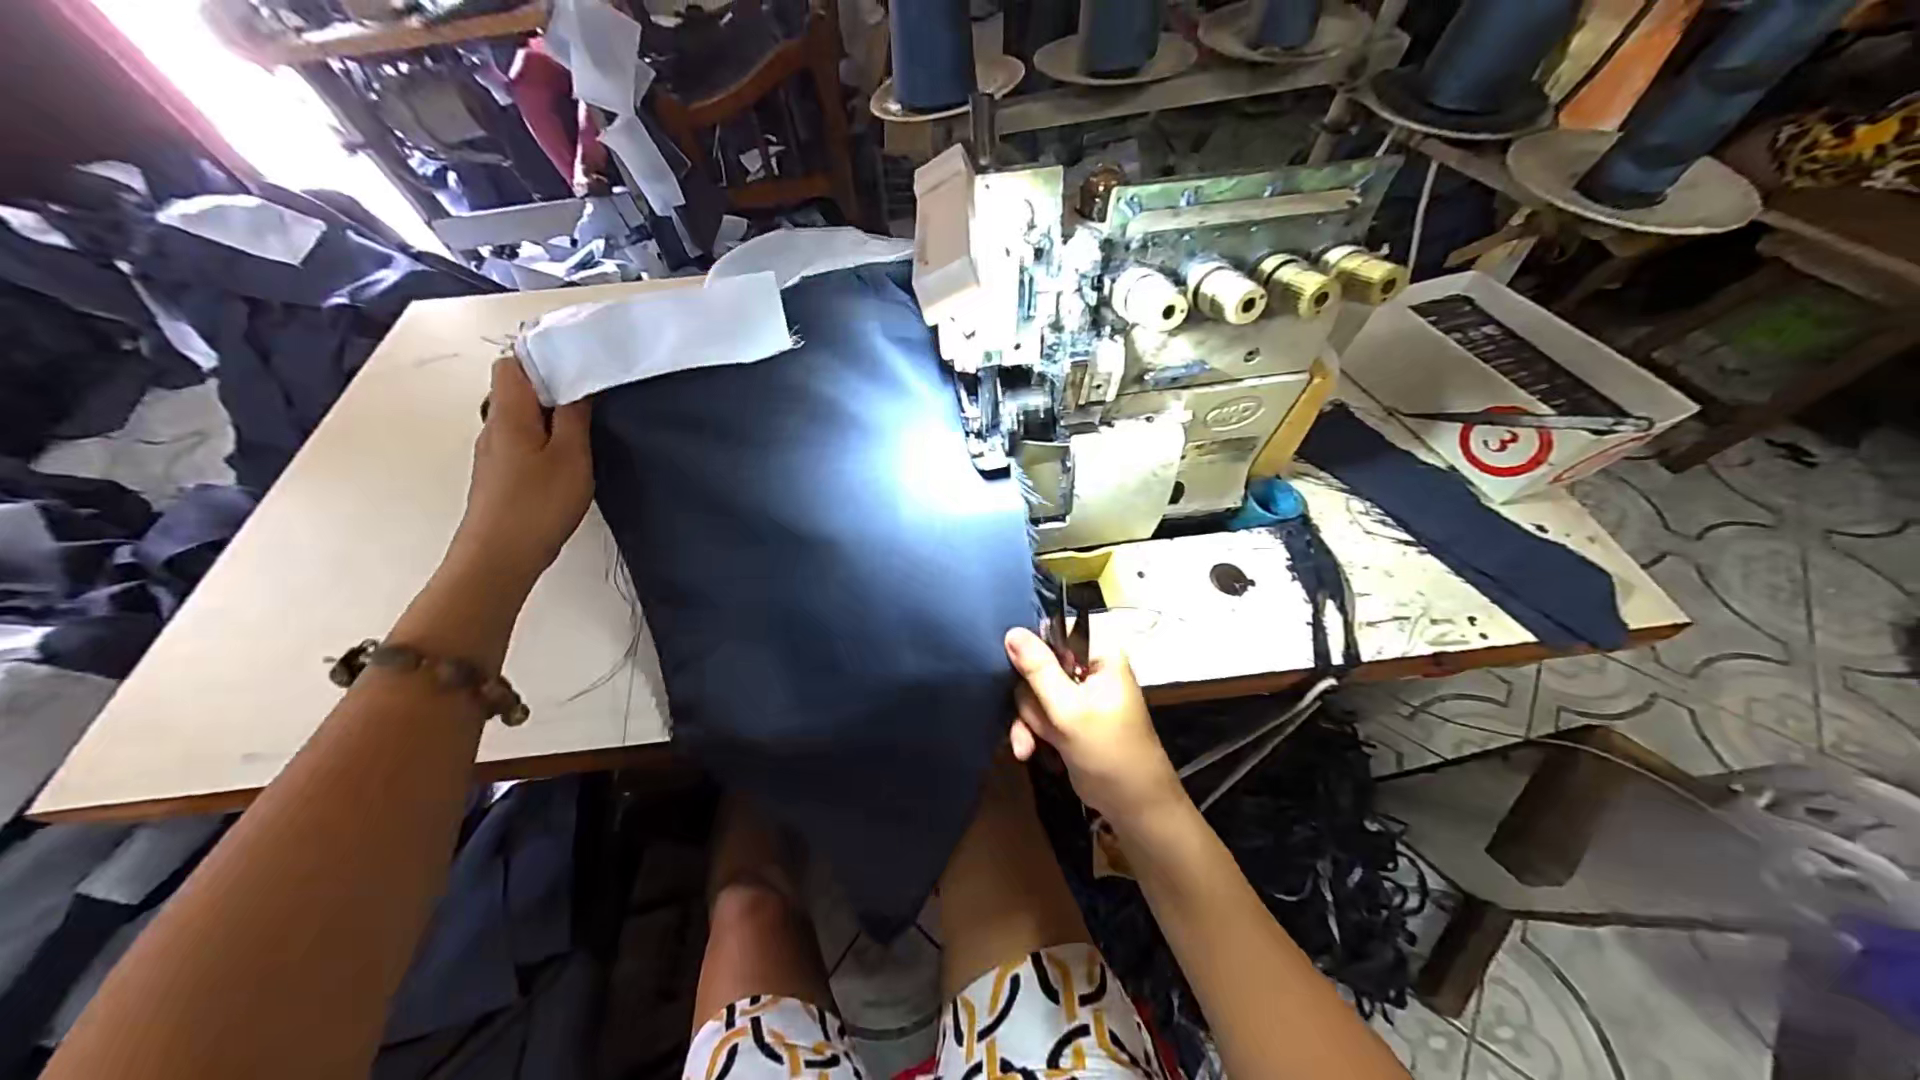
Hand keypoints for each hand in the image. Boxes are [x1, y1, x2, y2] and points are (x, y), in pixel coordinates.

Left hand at [448, 356, 593, 587]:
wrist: (499, 557)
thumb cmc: (538, 505)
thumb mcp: (571, 457)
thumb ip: (574, 417)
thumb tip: (576, 384)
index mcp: (508, 414)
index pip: (513, 363)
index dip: (542, 356)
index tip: (579, 363)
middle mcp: (493, 426)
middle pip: (516, 388)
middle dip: (552, 385)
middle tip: (590, 396)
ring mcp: (494, 451)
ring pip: (520, 415)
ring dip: (550, 413)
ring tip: (585, 425)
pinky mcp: (500, 473)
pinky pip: (522, 438)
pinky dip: (545, 436)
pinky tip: (569, 456)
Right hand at [1004, 627, 1185, 825]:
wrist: (1131, 805)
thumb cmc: (1109, 752)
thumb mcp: (1069, 710)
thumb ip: (1039, 670)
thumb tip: (1012, 631)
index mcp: (1100, 654)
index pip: (1057, 630)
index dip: (1034, 650)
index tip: (1019, 673)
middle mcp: (1087, 668)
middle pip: (1038, 663)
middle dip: (1031, 699)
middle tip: (1039, 722)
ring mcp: (1076, 693)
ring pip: (1032, 691)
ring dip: (1029, 721)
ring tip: (1033, 745)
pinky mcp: (1066, 716)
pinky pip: (1036, 712)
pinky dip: (1031, 731)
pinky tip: (1028, 751)